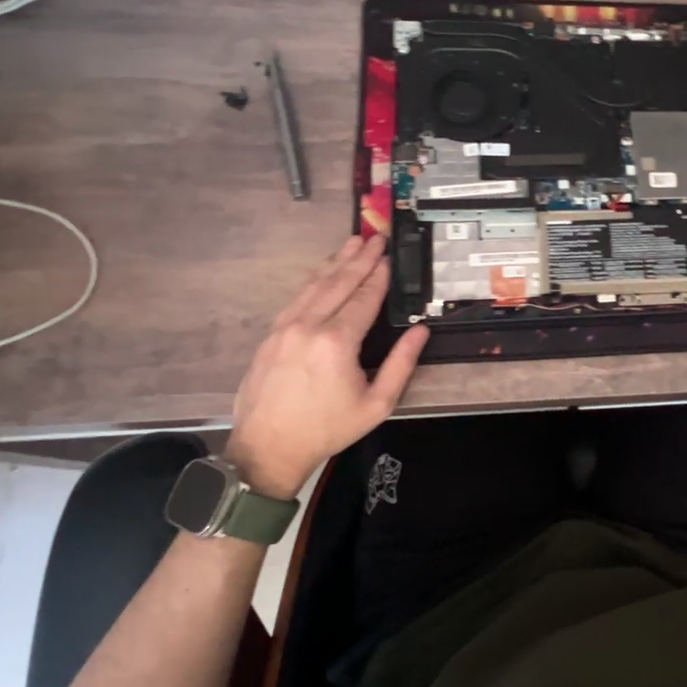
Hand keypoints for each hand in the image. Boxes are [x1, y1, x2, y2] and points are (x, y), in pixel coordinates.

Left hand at [225, 236, 428, 496]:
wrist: (267, 448)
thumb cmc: (328, 429)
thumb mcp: (376, 404)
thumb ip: (400, 364)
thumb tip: (420, 331)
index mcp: (336, 342)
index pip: (363, 299)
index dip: (378, 276)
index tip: (390, 257)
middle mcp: (308, 326)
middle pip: (338, 283)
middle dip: (359, 259)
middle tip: (376, 238)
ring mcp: (284, 328)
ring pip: (313, 286)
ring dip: (335, 263)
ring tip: (352, 243)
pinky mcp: (271, 336)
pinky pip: (296, 299)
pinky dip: (313, 281)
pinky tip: (323, 272)